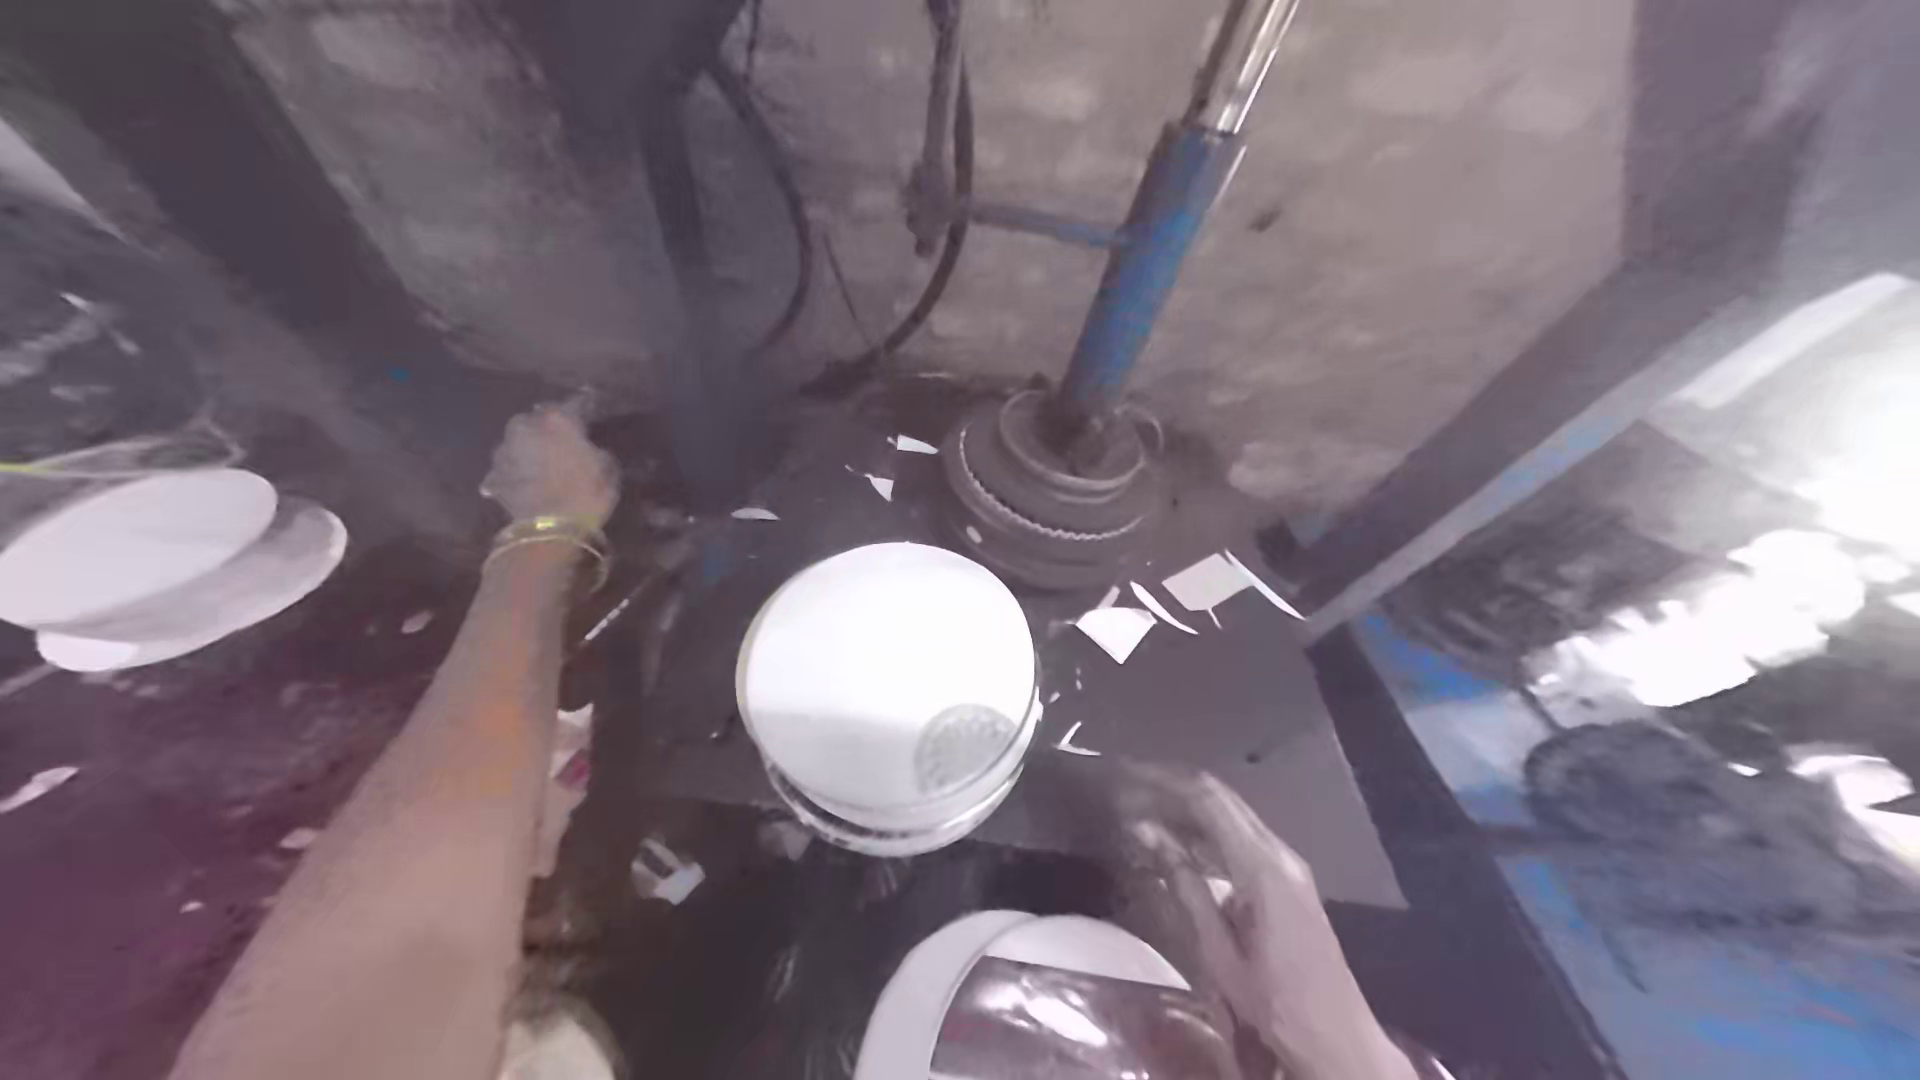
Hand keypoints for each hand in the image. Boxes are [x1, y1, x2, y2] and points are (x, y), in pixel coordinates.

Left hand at [482, 401, 618, 529]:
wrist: (551, 528)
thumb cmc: (588, 493)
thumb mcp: (607, 468)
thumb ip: (595, 450)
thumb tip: (588, 447)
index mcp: (557, 421)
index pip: (574, 403)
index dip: (584, 403)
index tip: (591, 400)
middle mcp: (525, 427)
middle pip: (536, 418)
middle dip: (547, 424)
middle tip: (561, 435)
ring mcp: (505, 451)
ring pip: (518, 440)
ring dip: (529, 446)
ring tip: (542, 458)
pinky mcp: (494, 475)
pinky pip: (509, 466)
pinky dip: (517, 469)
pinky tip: (527, 478)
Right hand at [1114, 765, 1415, 1079]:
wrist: (1342, 1046)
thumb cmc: (1276, 1007)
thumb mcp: (1218, 952)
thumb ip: (1184, 884)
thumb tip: (1146, 831)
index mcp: (1262, 867)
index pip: (1208, 800)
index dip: (1165, 784)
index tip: (1130, 781)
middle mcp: (1279, 852)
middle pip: (1221, 797)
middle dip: (1173, 788)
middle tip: (1132, 790)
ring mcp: (1288, 862)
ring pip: (1231, 812)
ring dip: (1188, 807)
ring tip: (1146, 811)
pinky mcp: (1288, 876)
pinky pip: (1241, 834)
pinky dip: (1206, 829)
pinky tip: (1179, 841)